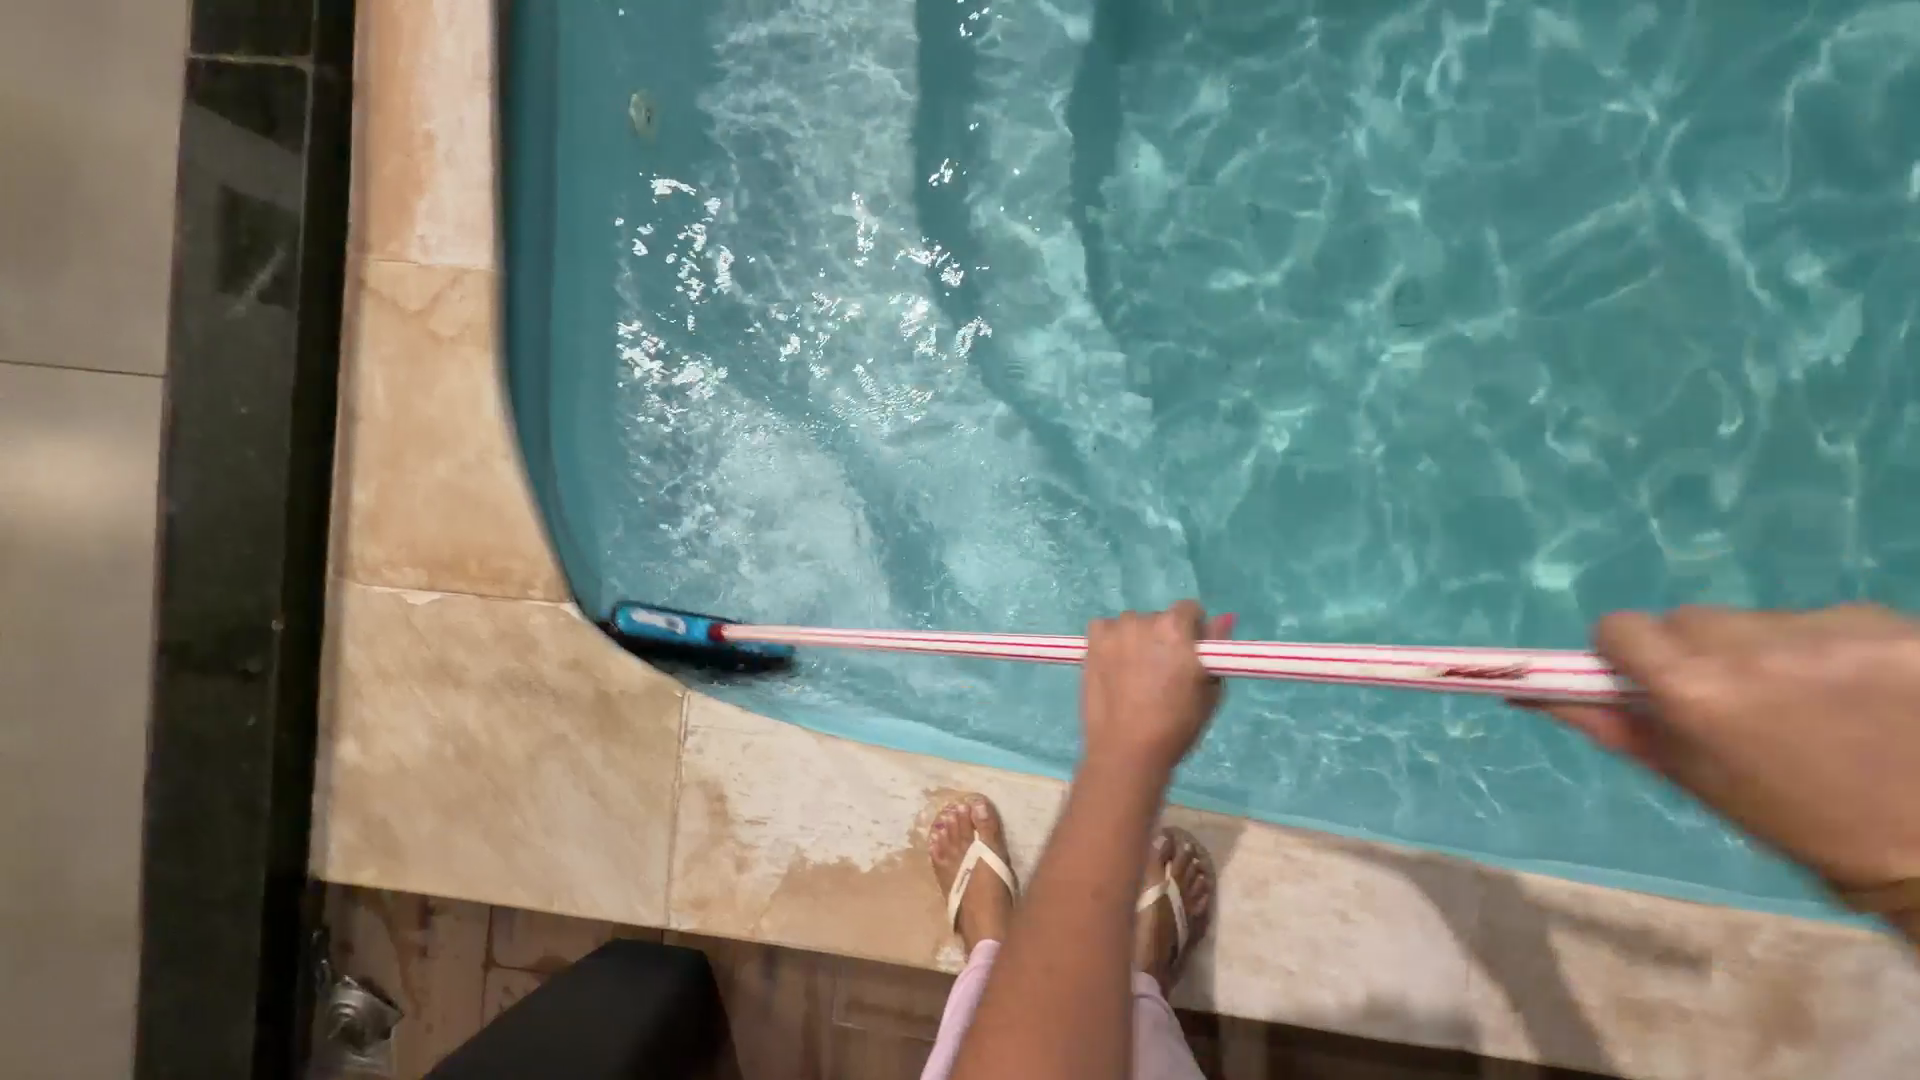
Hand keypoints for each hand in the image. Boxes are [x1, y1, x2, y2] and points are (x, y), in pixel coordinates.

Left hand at [1080, 601, 1234, 777]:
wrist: (1127, 749)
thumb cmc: (1176, 725)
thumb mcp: (1210, 690)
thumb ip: (1216, 648)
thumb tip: (1224, 618)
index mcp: (1176, 627)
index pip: (1190, 610)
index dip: (1193, 632)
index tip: (1189, 656)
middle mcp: (1143, 620)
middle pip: (1159, 619)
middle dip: (1164, 638)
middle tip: (1161, 672)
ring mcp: (1114, 631)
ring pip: (1132, 626)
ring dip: (1136, 640)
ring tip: (1134, 675)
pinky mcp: (1091, 643)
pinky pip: (1105, 630)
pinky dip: (1110, 642)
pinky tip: (1113, 668)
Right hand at [1535, 604, 1919, 893]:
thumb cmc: (1789, 817)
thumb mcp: (1685, 772)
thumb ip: (1602, 721)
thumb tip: (1520, 689)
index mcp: (1691, 688)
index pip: (1621, 627)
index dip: (1630, 653)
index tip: (1656, 681)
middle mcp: (1753, 649)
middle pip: (1690, 620)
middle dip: (1700, 652)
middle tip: (1743, 701)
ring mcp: (1833, 634)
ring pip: (1760, 619)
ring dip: (1771, 648)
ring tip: (1819, 700)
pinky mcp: (1900, 628)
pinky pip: (1832, 620)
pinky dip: (1839, 648)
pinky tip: (1873, 691)